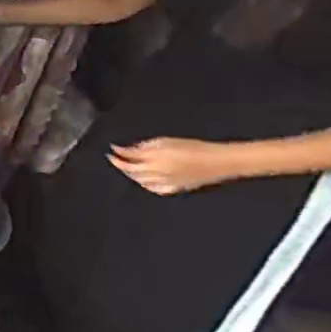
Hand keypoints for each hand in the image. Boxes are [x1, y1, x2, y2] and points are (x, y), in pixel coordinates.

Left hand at [108, 137, 236, 195]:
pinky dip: (145, 184)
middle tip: (113, 158)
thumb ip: (145, 146)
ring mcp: (167, 183)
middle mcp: (159, 174)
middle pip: (132, 172)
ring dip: (130, 174)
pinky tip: (142, 180)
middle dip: (120, 165)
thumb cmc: (195, 147)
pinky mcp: (177, 188)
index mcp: (156, 160)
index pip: (129, 159)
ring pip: (141, 181)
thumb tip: (129, 149)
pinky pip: (155, 189)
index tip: (111, 149)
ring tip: (124, 167)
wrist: (219, 162)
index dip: (117, 154)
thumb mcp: (166, 141)